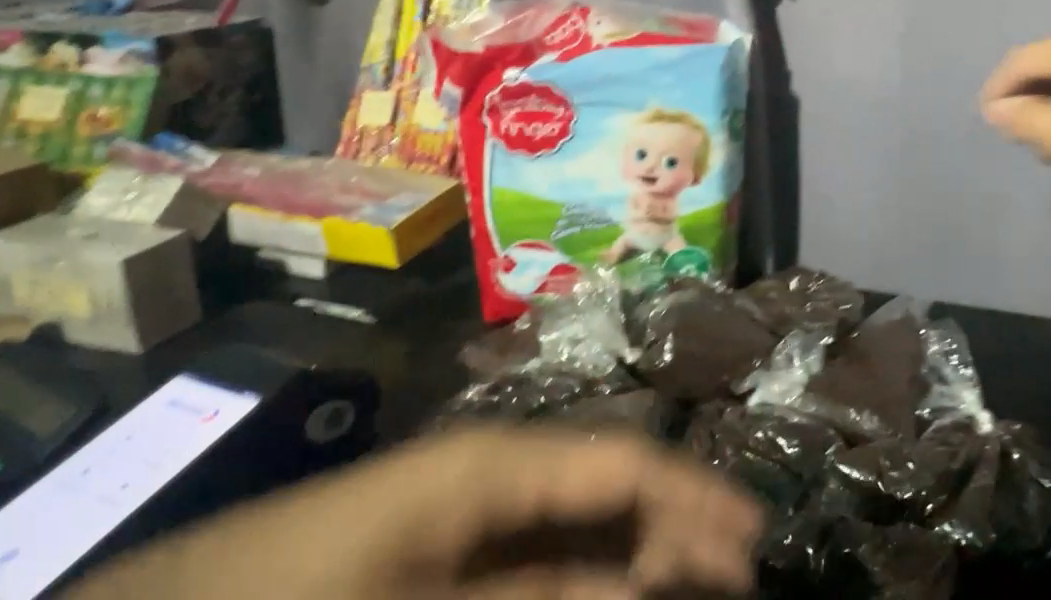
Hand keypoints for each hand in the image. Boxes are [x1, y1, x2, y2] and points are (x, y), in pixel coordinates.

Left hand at [69, 427, 763, 599]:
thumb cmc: (296, 598)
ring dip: (636, 561)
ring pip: (576, 537)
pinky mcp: (441, 562)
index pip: (622, 466)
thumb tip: (649, 579)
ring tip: (698, 582)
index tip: (755, 535)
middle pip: (609, 494)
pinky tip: (616, 595)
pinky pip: (534, 570)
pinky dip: (583, 584)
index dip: (693, 496)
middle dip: (676, 528)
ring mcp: (465, 523)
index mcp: (494, 465)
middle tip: (740, 572)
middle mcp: (491, 478)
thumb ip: (546, 593)